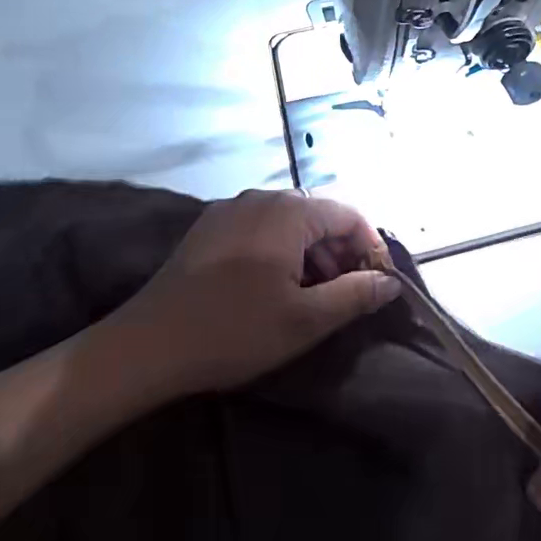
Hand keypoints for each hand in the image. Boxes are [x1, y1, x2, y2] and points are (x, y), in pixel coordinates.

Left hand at [102, 190, 401, 395]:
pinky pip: (258, 228)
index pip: (347, 213)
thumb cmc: (235, 330)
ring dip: (310, 253)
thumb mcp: (305, 319)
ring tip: (315, 297)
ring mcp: (228, 210)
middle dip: (340, 251)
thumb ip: (354, 294)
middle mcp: (257, 198)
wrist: (152, 341)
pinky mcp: (208, 228)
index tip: (378, 285)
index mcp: (286, 212)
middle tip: (350, 295)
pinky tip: (275, 287)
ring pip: (286, 221)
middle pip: (316, 214)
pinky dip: (279, 250)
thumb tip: (388, 281)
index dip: (370, 247)